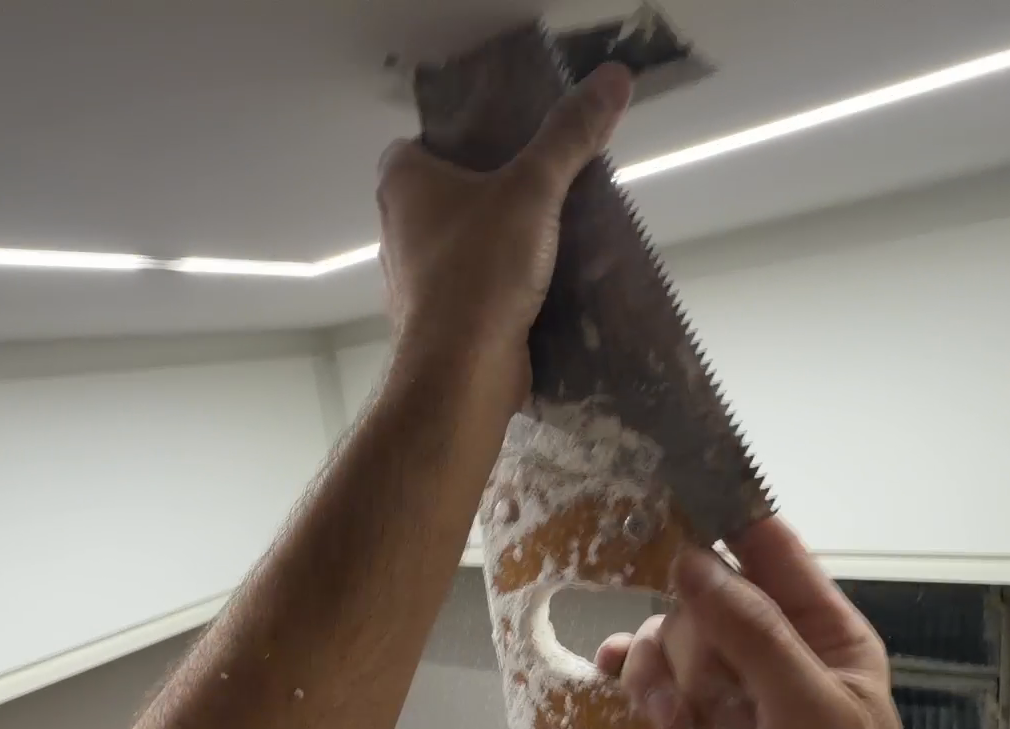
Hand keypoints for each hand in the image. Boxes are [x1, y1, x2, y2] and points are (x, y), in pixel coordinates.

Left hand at [374, 63, 630, 398]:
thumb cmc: (481, 269)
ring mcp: (413, 282)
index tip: (506, 144)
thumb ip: (569, 137)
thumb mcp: (532, 190)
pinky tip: (537, 283)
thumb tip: (613, 77)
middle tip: (541, 184)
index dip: (460, 138)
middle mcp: (396, 230)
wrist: (462, 371)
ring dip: (495, 242)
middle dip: (489, 191)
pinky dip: (497, 284)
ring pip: (459, 246)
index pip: (421, 142)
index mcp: (401, 184)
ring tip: (548, 233)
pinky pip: (470, 288)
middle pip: (445, 195)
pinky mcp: (436, 322)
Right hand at [594, 519, 917, 728]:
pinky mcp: (687, 720)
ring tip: (670, 723)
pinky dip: (629, 679)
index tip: (670, 494)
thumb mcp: (806, 716)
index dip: (726, 520)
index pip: (773, 552)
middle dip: (688, 639)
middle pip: (704, 596)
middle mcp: (773, 652)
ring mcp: (728, 688)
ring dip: (657, 672)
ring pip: (668, 637)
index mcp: (824, 637)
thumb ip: (752, 632)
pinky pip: (646, 677)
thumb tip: (690, 558)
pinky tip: (612, 682)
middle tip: (698, 694)